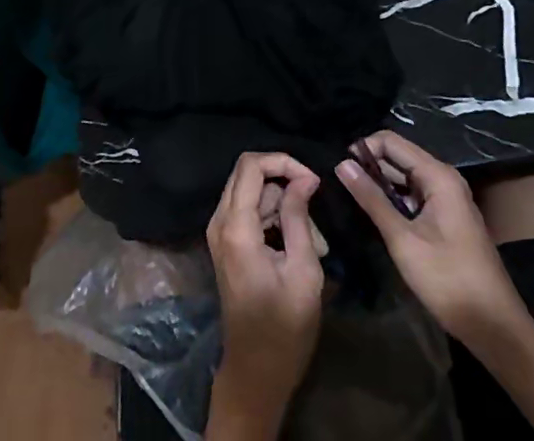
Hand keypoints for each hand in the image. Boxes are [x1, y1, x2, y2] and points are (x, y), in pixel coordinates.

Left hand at [206, 152, 325, 431]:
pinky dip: (274, 215)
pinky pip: (249, 210)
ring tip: (311, 237)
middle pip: (248, 173)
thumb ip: (299, 217)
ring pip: (251, 192)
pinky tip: (297, 242)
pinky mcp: (226, 244)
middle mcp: (220, 223)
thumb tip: (304, 178)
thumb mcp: (303, 269)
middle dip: (284, 180)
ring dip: (283, 202)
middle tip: (314, 206)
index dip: (284, 162)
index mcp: (236, 227)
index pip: (251, 165)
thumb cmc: (285, 326)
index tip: (313, 181)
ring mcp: (219, 234)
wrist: (256, 371)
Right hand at [341, 135, 533, 440]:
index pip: (392, 142)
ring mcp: (446, 198)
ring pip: (404, 178)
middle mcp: (444, 178)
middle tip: (338, 186)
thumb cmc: (448, 279)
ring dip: (378, 184)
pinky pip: (412, 196)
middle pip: (398, 157)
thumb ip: (372, 199)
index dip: (364, 149)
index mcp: (438, 176)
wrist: (493, 324)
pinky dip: (392, 201)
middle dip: (369, 166)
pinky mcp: (444, 217)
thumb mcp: (403, 240)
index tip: (340, 170)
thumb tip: (342, 164)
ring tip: (349, 198)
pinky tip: (373, 215)